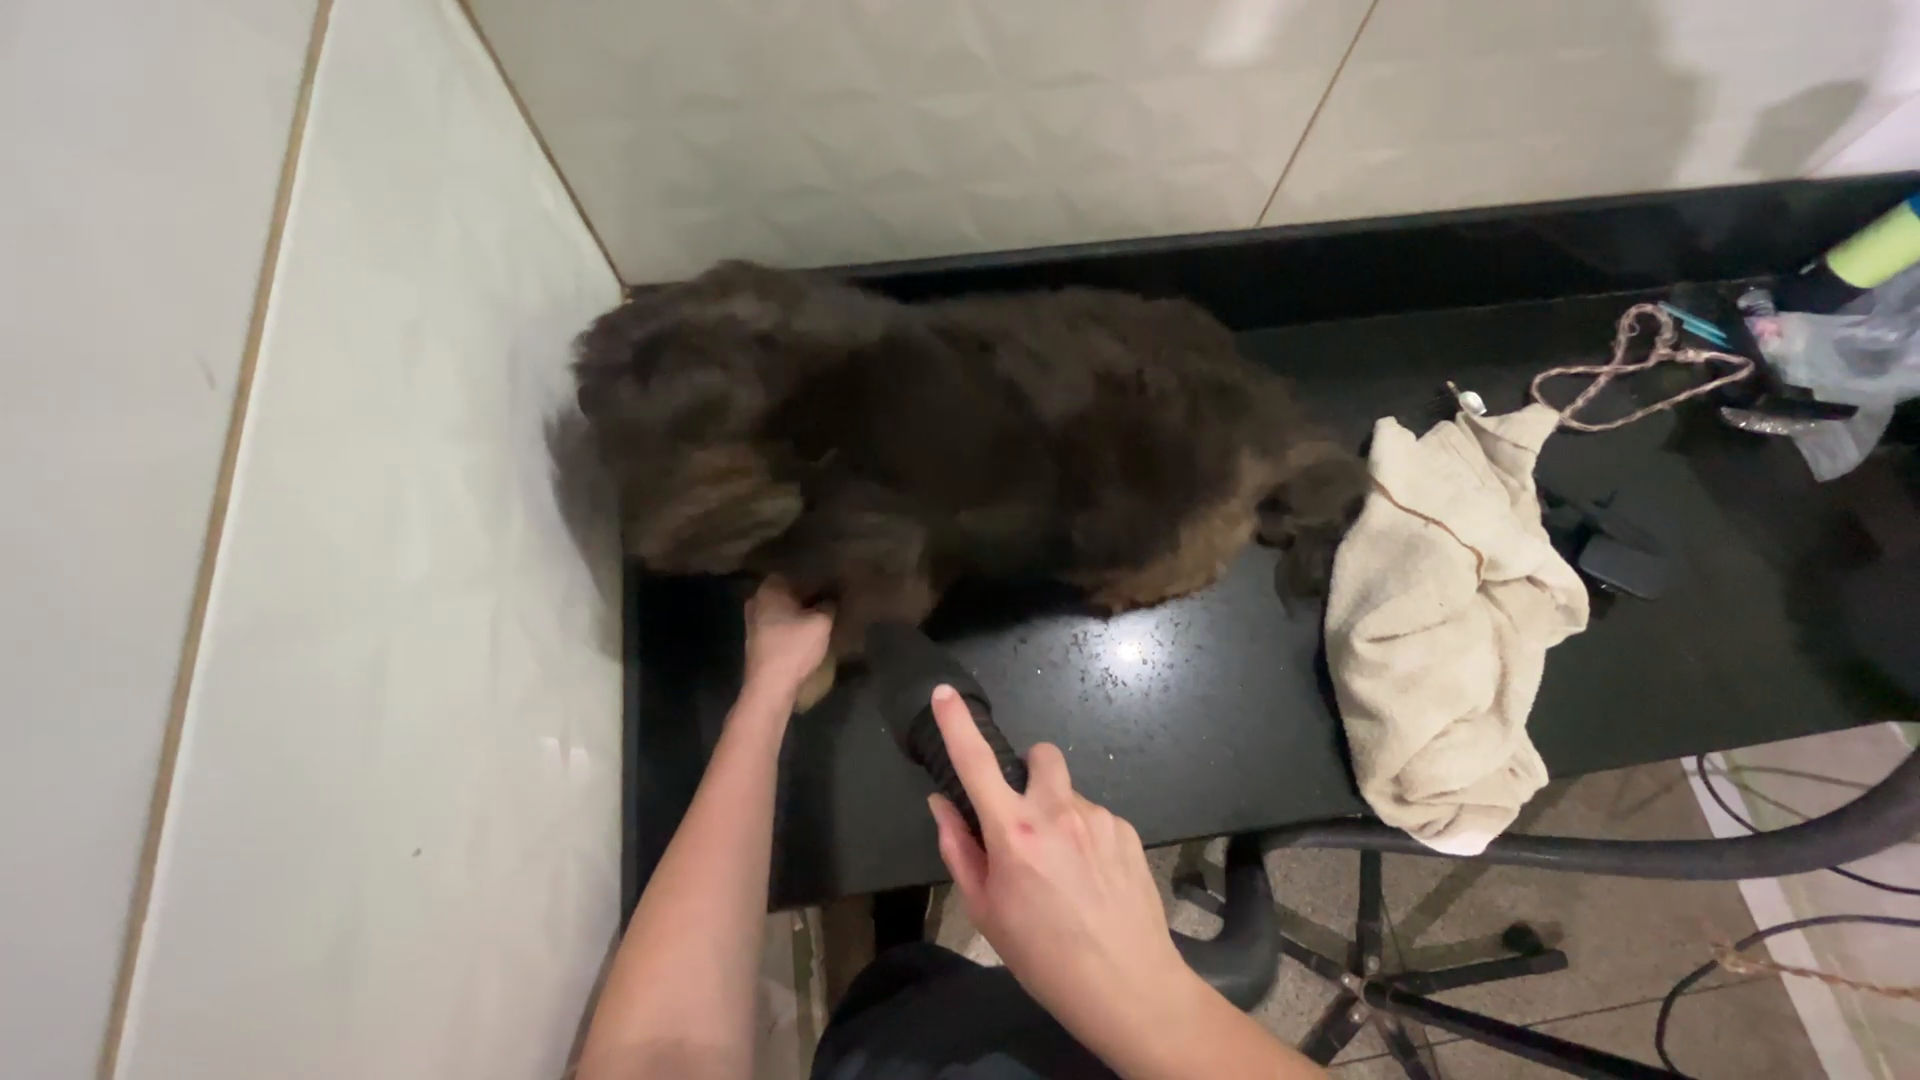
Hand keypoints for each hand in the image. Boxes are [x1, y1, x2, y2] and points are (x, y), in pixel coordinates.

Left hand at [741, 578, 832, 700]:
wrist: (770, 687)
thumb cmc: (794, 648)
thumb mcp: (821, 623)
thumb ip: (828, 604)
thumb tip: (831, 598)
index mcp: (769, 589)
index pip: (794, 572)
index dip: (814, 576)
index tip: (831, 580)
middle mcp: (757, 600)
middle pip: (787, 590)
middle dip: (807, 593)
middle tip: (829, 596)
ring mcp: (753, 621)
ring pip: (782, 608)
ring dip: (799, 610)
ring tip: (821, 613)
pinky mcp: (757, 639)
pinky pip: (778, 623)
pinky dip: (791, 623)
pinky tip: (807, 629)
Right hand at [925, 685, 1194, 1048]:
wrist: (1129, 988)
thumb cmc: (1044, 957)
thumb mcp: (986, 912)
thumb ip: (959, 849)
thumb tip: (942, 804)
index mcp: (1013, 832)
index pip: (976, 763)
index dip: (956, 723)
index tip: (945, 694)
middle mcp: (1057, 811)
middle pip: (1040, 754)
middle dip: (1029, 771)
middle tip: (1026, 816)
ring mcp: (1098, 817)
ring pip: (1068, 792)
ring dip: (1059, 814)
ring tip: (1065, 869)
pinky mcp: (1126, 829)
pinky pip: (1096, 817)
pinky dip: (1086, 836)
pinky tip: (1093, 879)